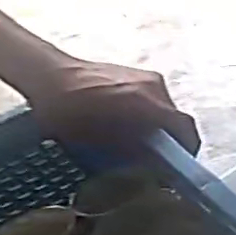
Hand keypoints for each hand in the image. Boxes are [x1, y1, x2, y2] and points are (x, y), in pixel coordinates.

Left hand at [19, 56, 200, 154]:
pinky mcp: (141, 73)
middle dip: (171, 134)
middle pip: (176, 116)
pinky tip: (128, 117)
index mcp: (146, 103)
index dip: (188, 144)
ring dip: (158, 121)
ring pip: (166, 106)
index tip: (185, 158)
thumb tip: (149, 161)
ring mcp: (150, 78)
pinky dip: (149, 110)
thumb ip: (127, 149)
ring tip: (139, 135)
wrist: (47, 73)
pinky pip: (155, 96)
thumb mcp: (91, 138)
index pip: (183, 125)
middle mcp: (156, 88)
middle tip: (158, 151)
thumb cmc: (64, 109)